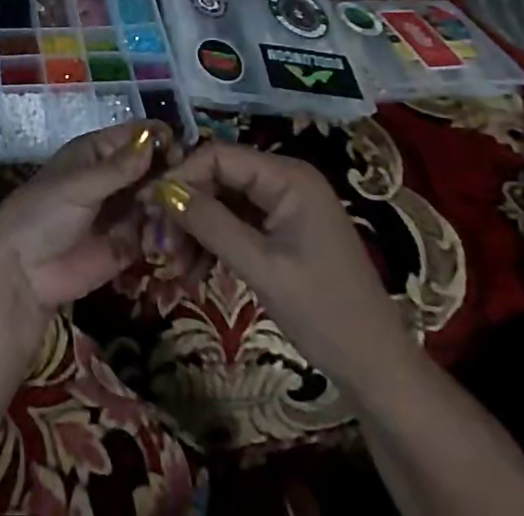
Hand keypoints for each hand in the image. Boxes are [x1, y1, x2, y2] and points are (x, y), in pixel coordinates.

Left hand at [0, 121, 171, 316]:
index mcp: (97, 152)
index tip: (181, 157)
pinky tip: (162, 246)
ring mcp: (125, 210)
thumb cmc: (42, 214)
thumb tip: (155, 141)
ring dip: (171, 211)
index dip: (162, 141)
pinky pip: (159, 234)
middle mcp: (115, 177)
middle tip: (178, 197)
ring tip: (166, 224)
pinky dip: (167, 238)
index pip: (138, 135)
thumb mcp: (77, 186)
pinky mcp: (131, 243)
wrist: (23, 271)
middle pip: (158, 169)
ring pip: (163, 201)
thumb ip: (117, 168)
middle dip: (172, 180)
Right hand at [145, 143, 416, 389]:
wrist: (374, 367)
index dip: (179, 178)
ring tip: (174, 268)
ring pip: (217, 203)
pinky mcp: (277, 230)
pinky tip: (194, 273)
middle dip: (183, 210)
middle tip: (157, 246)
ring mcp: (281, 206)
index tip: (149, 210)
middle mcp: (284, 181)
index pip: (216, 156)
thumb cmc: (323, 311)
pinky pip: (230, 224)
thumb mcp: (260, 266)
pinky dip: (209, 245)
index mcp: (288, 178)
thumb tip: (159, 191)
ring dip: (192, 232)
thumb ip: (209, 222)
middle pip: (214, 179)